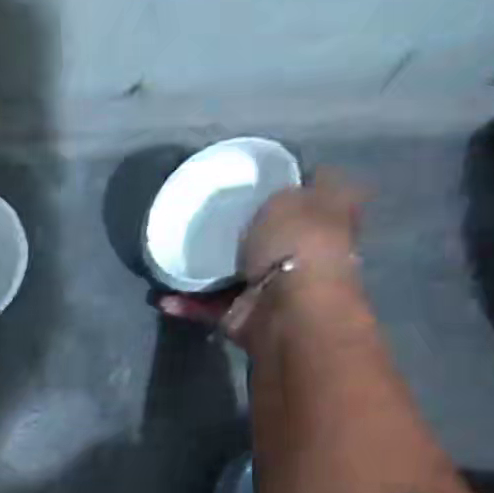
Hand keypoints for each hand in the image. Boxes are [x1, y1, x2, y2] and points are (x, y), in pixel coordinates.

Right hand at [154, 168, 369, 349]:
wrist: (286, 307)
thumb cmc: (295, 240)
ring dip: (207, 270)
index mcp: (330, 214)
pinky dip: (188, 303)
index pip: (316, 187)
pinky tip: (163, 295)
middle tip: (207, 216)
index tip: (257, 177)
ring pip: (236, 273)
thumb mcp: (285, 196)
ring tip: (174, 257)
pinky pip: (210, 306)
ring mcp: (275, 287)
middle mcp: (306, 251)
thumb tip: (268, 193)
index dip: (291, 178)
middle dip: (244, 229)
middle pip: (273, 234)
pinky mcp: (245, 315)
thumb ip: (271, 194)